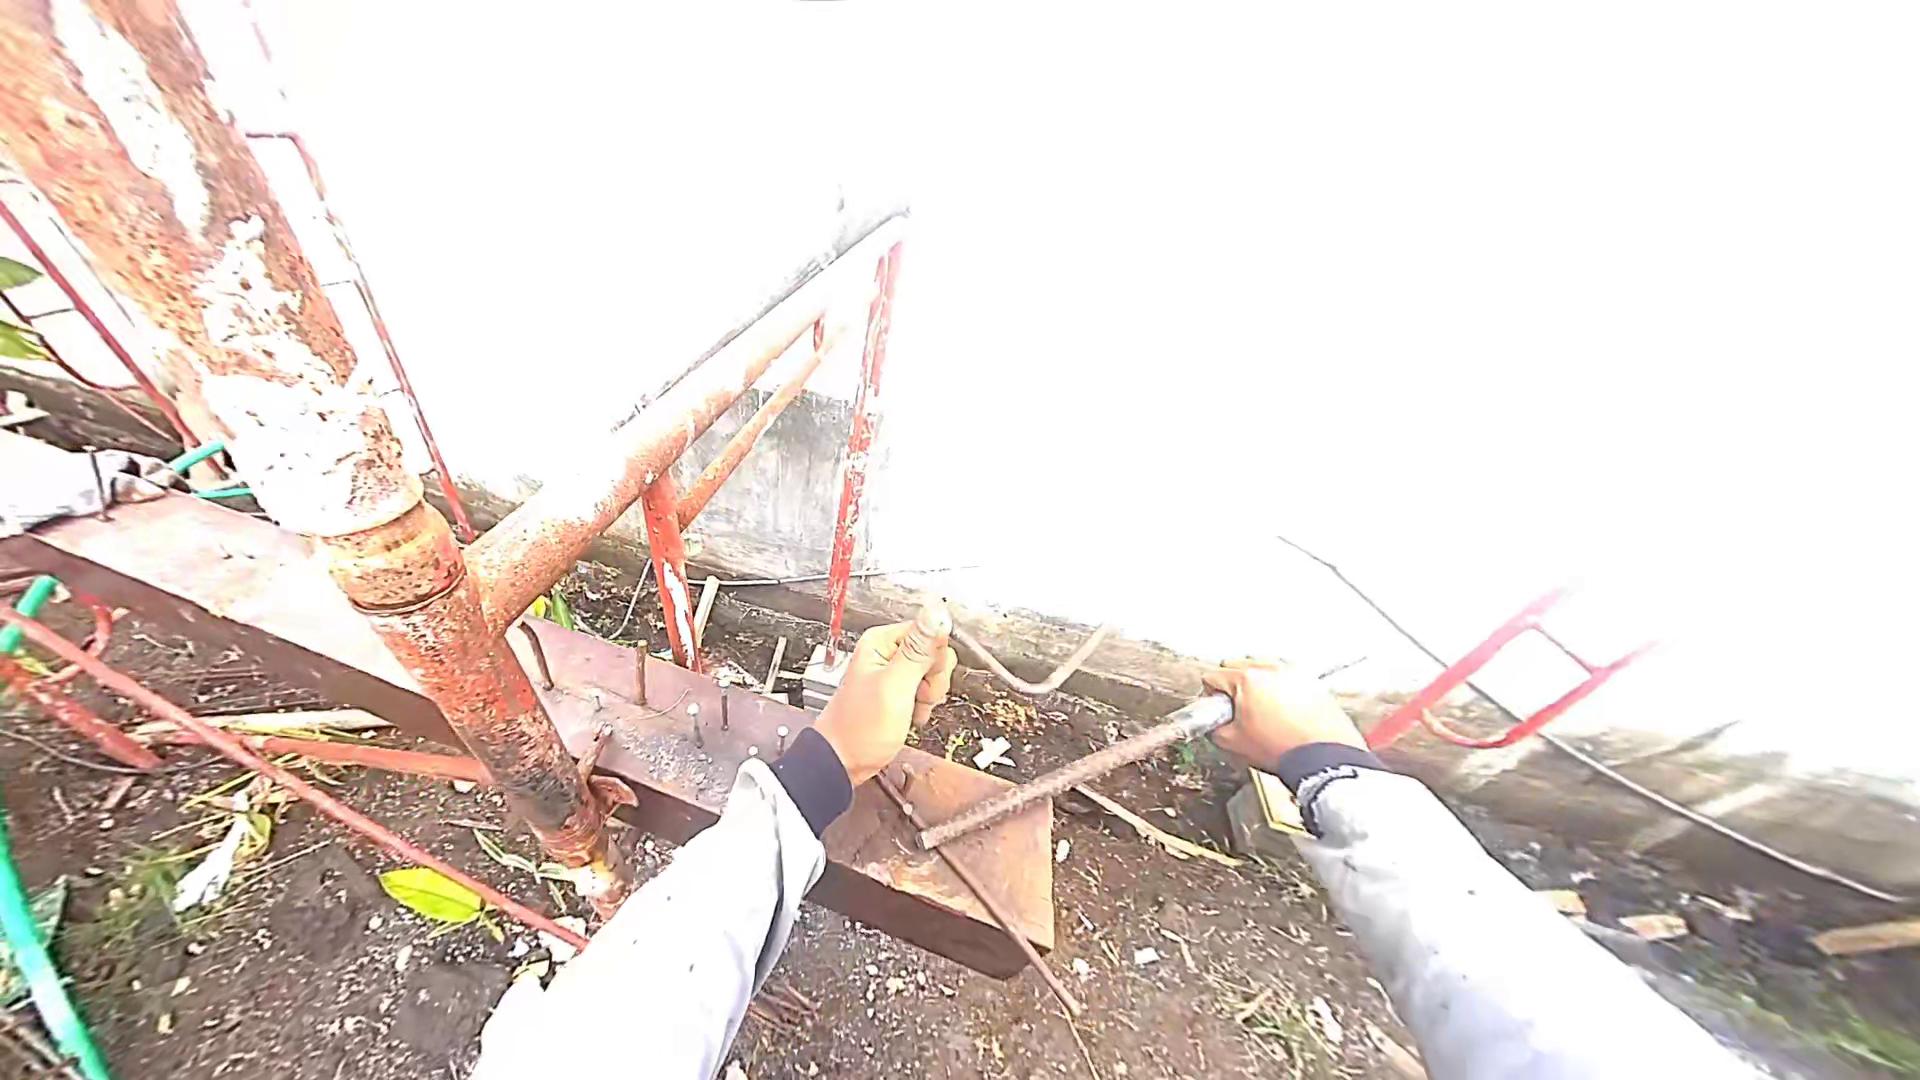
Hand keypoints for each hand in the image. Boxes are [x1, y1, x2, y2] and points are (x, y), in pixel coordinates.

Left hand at [815, 607, 956, 786]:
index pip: (931, 632)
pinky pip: (925, 688)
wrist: (844, 762)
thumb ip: (919, 649)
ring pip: (933, 672)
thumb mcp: (895, 686)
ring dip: (930, 695)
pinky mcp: (897, 688)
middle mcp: (887, 651)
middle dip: (934, 679)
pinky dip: (923, 705)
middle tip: (916, 696)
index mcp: (882, 641)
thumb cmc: (860, 729)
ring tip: (911, 708)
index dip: (935, 659)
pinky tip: (910, 715)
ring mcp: (892, 671)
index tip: (924, 679)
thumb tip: (937, 612)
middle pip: (934, 653)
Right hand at [1203, 657, 1363, 768]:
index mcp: (1246, 679)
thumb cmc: (1282, 749)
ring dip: (1255, 679)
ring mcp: (1293, 673)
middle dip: (1231, 683)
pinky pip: (1285, 674)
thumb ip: (1213, 728)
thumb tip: (1213, 722)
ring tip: (1262, 704)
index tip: (1220, 709)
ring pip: (1261, 664)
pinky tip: (1282, 706)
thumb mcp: (1233, 743)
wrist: (1324, 761)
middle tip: (1239, 706)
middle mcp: (1269, 668)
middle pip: (1235, 664)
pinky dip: (1279, 684)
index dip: (1211, 695)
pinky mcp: (1311, 681)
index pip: (1212, 676)